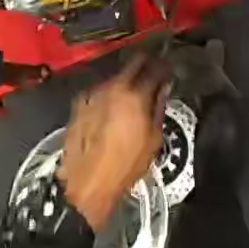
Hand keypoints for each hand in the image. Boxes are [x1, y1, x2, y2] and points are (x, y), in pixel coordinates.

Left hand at [58, 52, 169, 230]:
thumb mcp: (152, 139)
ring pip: (116, 77)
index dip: (164, 66)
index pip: (155, 68)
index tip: (169, 69)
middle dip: (145, 65)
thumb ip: (158, 107)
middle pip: (133, 64)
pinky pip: (100, 92)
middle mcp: (113, 88)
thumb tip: (163, 89)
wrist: (87, 183)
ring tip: (133, 94)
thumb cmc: (125, 165)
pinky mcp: (79, 104)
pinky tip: (112, 107)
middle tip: (153, 73)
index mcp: (135, 95)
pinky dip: (109, 94)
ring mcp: (93, 94)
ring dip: (126, 81)